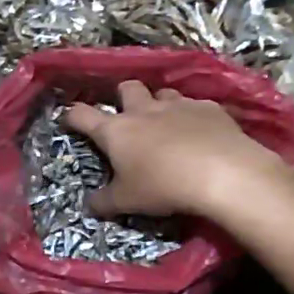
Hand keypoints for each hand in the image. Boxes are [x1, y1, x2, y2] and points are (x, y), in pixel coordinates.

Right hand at [63, 80, 287, 217]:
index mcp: (115, 130)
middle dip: (123, 96)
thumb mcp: (125, 202)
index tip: (69, 120)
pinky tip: (199, 132)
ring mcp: (179, 105)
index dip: (71, 116)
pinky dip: (192, 116)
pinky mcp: (210, 109)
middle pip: (127, 88)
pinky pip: (195, 105)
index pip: (82, 114)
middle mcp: (143, 110)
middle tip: (126, 115)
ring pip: (163, 92)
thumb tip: (89, 205)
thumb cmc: (163, 186)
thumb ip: (103, 202)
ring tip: (164, 122)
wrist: (225, 174)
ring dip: (159, 103)